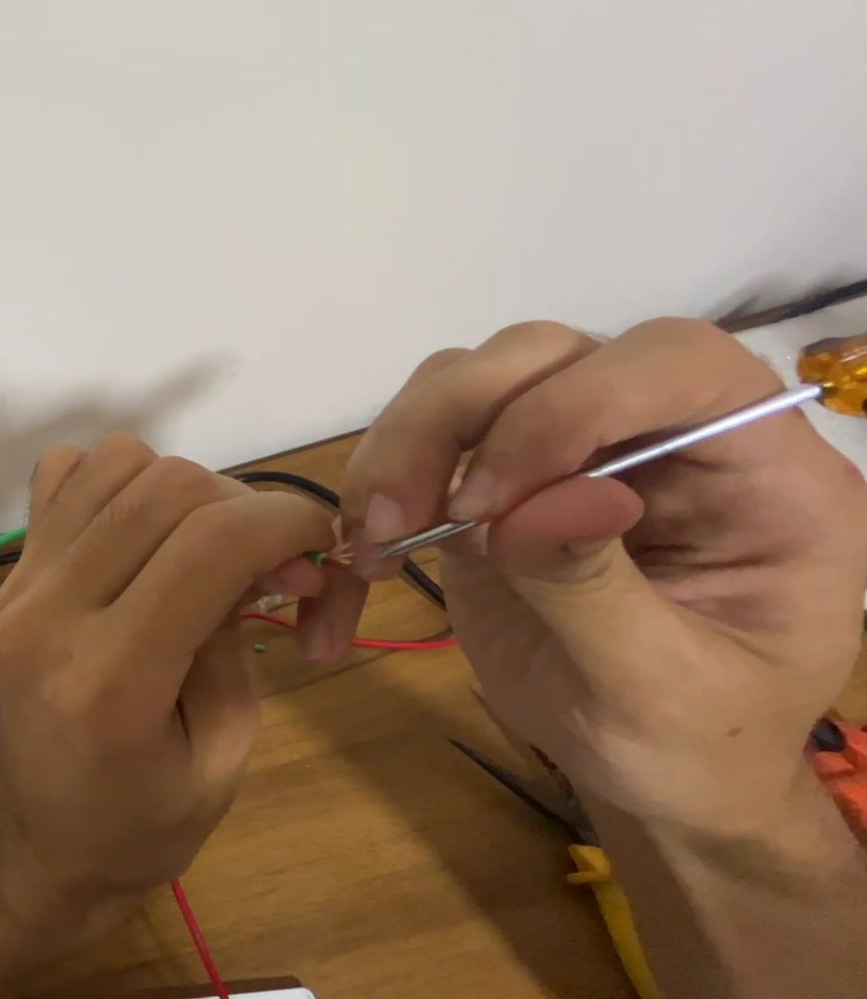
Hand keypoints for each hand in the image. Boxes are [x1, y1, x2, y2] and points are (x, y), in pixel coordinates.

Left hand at [0, 433, 334, 931]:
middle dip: (241, 504)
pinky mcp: (9, 573)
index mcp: (111, 680)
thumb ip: (236, 635)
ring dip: (178, 486)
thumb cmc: (144, 819)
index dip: (287, 521)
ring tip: (201, 545)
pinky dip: (113, 480)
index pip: (209, 544)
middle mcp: (50, 613)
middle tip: (268, 561)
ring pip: (112, 462)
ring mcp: (18, 584)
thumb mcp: (224, 750)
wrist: (42, 832)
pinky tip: (140, 531)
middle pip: (163, 488)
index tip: (321, 545)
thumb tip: (258, 546)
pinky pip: (60, 475)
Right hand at [310, 318, 866, 835]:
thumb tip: (546, 500)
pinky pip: (415, 435)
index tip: (485, 505)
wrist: (637, 764)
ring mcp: (560, 453)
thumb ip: (597, 587)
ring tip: (372, 539)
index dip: (567, 407)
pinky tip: (367, 547)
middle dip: (446, 423)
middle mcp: (652, 437)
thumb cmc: (684, 739)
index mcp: (752, 473)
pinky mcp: (486, 480)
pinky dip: (374, 480)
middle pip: (536, 355)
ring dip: (397, 449)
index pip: (669, 366)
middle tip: (394, 520)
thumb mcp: (657, 685)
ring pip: (460, 380)